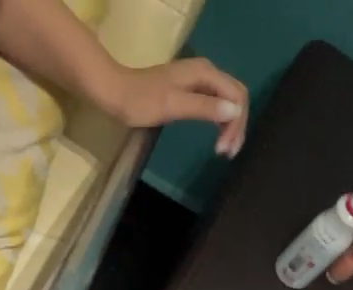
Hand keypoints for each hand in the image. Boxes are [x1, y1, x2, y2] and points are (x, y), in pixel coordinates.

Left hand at [103, 57, 248, 157]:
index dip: (236, 123)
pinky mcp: (188, 91)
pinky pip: (213, 104)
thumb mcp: (173, 105)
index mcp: (205, 73)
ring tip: (224, 149)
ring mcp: (197, 81)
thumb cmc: (141, 101)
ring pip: (225, 101)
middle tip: (228, 153)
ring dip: (229, 124)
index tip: (225, 150)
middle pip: (235, 97)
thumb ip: (203, 107)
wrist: (115, 92)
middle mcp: (206, 73)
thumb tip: (234, 111)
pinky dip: (218, 121)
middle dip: (236, 125)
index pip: (237, 96)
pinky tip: (216, 136)